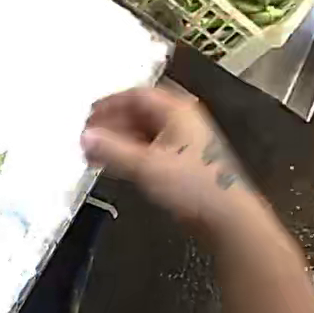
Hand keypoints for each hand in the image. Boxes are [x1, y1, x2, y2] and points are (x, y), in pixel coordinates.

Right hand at [82, 86, 271, 240]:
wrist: (226, 217)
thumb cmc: (196, 186)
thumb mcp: (146, 166)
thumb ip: (112, 151)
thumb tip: (86, 138)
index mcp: (177, 110)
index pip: (136, 95)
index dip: (109, 104)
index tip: (88, 117)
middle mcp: (182, 121)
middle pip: (140, 113)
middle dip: (112, 124)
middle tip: (90, 137)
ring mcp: (185, 142)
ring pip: (145, 132)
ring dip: (120, 141)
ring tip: (97, 154)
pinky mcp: (184, 162)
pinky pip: (152, 149)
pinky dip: (132, 154)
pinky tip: (118, 166)